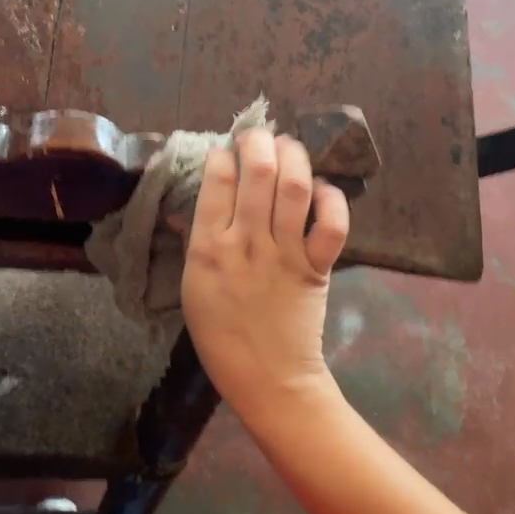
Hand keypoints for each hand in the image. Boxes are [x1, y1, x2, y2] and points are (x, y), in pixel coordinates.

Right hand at [181, 129, 350, 417]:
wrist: (266, 378)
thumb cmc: (220, 333)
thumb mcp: (192, 287)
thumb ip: (192, 242)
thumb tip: (183, 208)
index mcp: (208, 247)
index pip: (216, 180)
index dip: (223, 154)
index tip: (226, 150)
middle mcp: (246, 242)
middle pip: (258, 173)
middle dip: (259, 142)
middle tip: (258, 136)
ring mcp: (284, 254)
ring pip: (294, 188)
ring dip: (293, 157)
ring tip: (287, 146)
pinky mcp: (316, 268)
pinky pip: (331, 225)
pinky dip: (331, 199)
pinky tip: (322, 188)